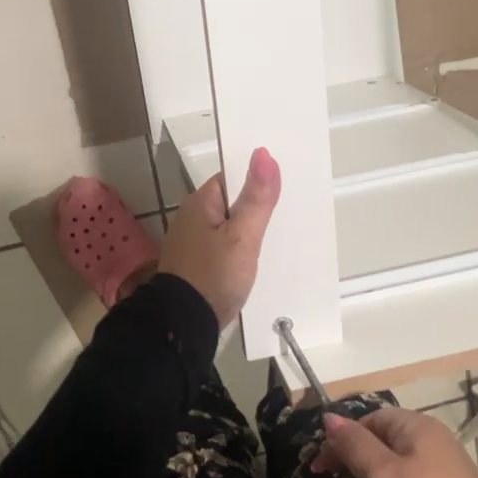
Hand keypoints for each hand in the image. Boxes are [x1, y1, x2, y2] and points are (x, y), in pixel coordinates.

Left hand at [156, 148, 280, 327]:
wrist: (185, 324)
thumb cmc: (213, 275)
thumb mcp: (242, 236)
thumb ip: (256, 197)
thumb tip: (264, 153)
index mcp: (200, 202)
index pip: (232, 177)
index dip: (257, 178)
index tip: (286, 183)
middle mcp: (194, 217)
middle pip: (233, 201)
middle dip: (258, 205)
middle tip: (292, 210)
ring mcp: (195, 242)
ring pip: (231, 225)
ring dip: (252, 229)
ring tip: (285, 232)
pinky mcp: (201, 264)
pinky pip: (226, 246)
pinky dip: (243, 248)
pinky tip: (263, 257)